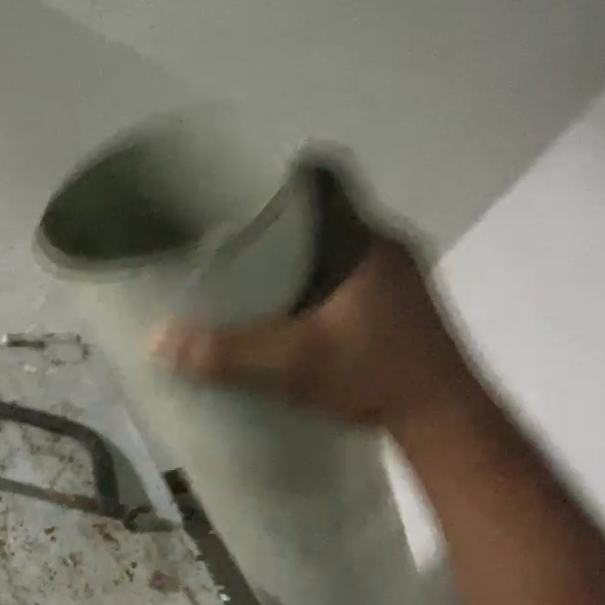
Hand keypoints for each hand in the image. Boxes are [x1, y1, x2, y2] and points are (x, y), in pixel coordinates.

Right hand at [146, 157, 481, 430]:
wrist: (447, 423)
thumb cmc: (375, 376)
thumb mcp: (292, 363)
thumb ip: (225, 351)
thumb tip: (157, 340)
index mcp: (366, 243)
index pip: (322, 181)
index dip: (274, 181)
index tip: (230, 193)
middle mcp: (384, 249)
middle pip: (317, 218)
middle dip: (267, 228)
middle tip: (217, 242)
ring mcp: (394, 278)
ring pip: (326, 250)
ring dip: (286, 261)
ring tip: (236, 277)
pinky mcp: (394, 307)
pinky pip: (336, 278)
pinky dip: (303, 285)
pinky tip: (276, 310)